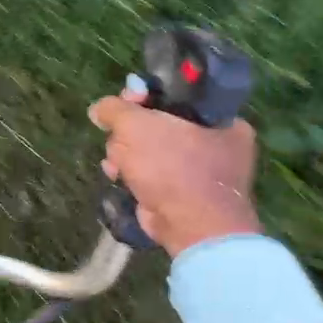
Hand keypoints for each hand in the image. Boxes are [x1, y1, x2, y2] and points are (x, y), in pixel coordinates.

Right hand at [89, 94, 261, 255]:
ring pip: (146, 148)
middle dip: (127, 133)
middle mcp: (216, 144)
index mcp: (222, 122)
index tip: (125, 103)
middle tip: (120, 139)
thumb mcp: (135, 123)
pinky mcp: (183, 191)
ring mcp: (200, 170)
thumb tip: (100, 110)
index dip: (143, 96)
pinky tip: (119, 177)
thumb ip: (113, 107)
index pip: (174, 96)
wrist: (191, 225)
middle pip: (154, 123)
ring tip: (117, 165)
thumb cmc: (172, 166)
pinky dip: (131, 173)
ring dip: (123, 154)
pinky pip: (149, 171)